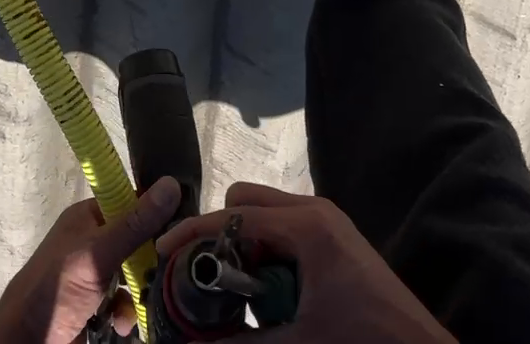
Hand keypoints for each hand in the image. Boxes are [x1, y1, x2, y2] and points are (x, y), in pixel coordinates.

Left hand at [0, 177, 181, 343]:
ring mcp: (93, 274)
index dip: (153, 211)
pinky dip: (127, 312)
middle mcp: (91, 241)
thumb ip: (136, 223)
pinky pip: (123, 301)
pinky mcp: (95, 304)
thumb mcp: (99, 252)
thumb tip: (171, 183)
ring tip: (148, 298)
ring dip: (140, 288)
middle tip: (169, 267)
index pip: (129, 202)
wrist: (29, 341)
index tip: (180, 223)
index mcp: (87, 217)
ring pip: (132, 273)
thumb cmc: (59, 286)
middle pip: (134, 240)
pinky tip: (124, 322)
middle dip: (150, 257)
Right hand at [157, 183, 454, 343]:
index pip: (233, 216)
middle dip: (219, 235)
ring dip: (242, 248)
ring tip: (235, 294)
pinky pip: (282, 232)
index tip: (163, 254)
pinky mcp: (333, 240)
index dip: (194, 233)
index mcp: (306, 225)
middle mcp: (313, 211)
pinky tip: (266, 296)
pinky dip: (264, 255)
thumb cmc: (365, 342)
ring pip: (262, 215)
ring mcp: (325, 222)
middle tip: (207, 279)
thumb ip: (242, 343)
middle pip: (245, 200)